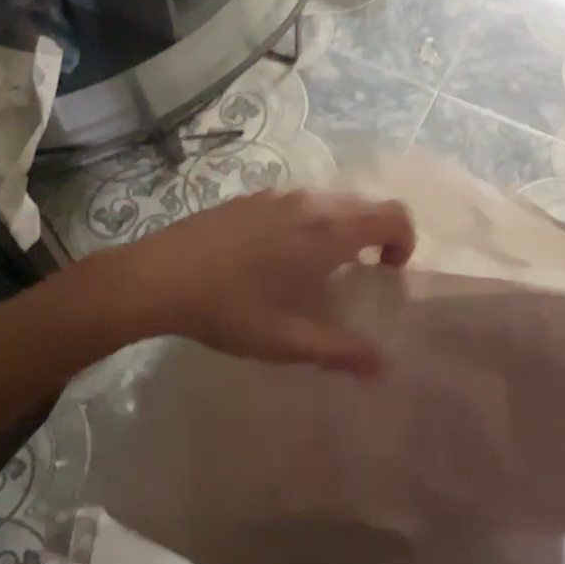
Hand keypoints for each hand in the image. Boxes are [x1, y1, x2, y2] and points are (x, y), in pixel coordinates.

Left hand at [117, 190, 414, 376]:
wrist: (158, 276)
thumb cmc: (231, 309)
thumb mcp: (289, 341)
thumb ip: (342, 352)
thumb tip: (383, 367)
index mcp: (329, 232)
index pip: (394, 216)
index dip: (405, 242)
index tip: (387, 274)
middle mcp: (310, 203)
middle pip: (365, 205)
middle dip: (376, 236)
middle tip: (360, 275)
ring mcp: (277, 196)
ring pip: (330, 202)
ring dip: (342, 229)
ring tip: (318, 269)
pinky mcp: (250, 198)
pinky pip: (298, 202)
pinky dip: (310, 223)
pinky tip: (277, 258)